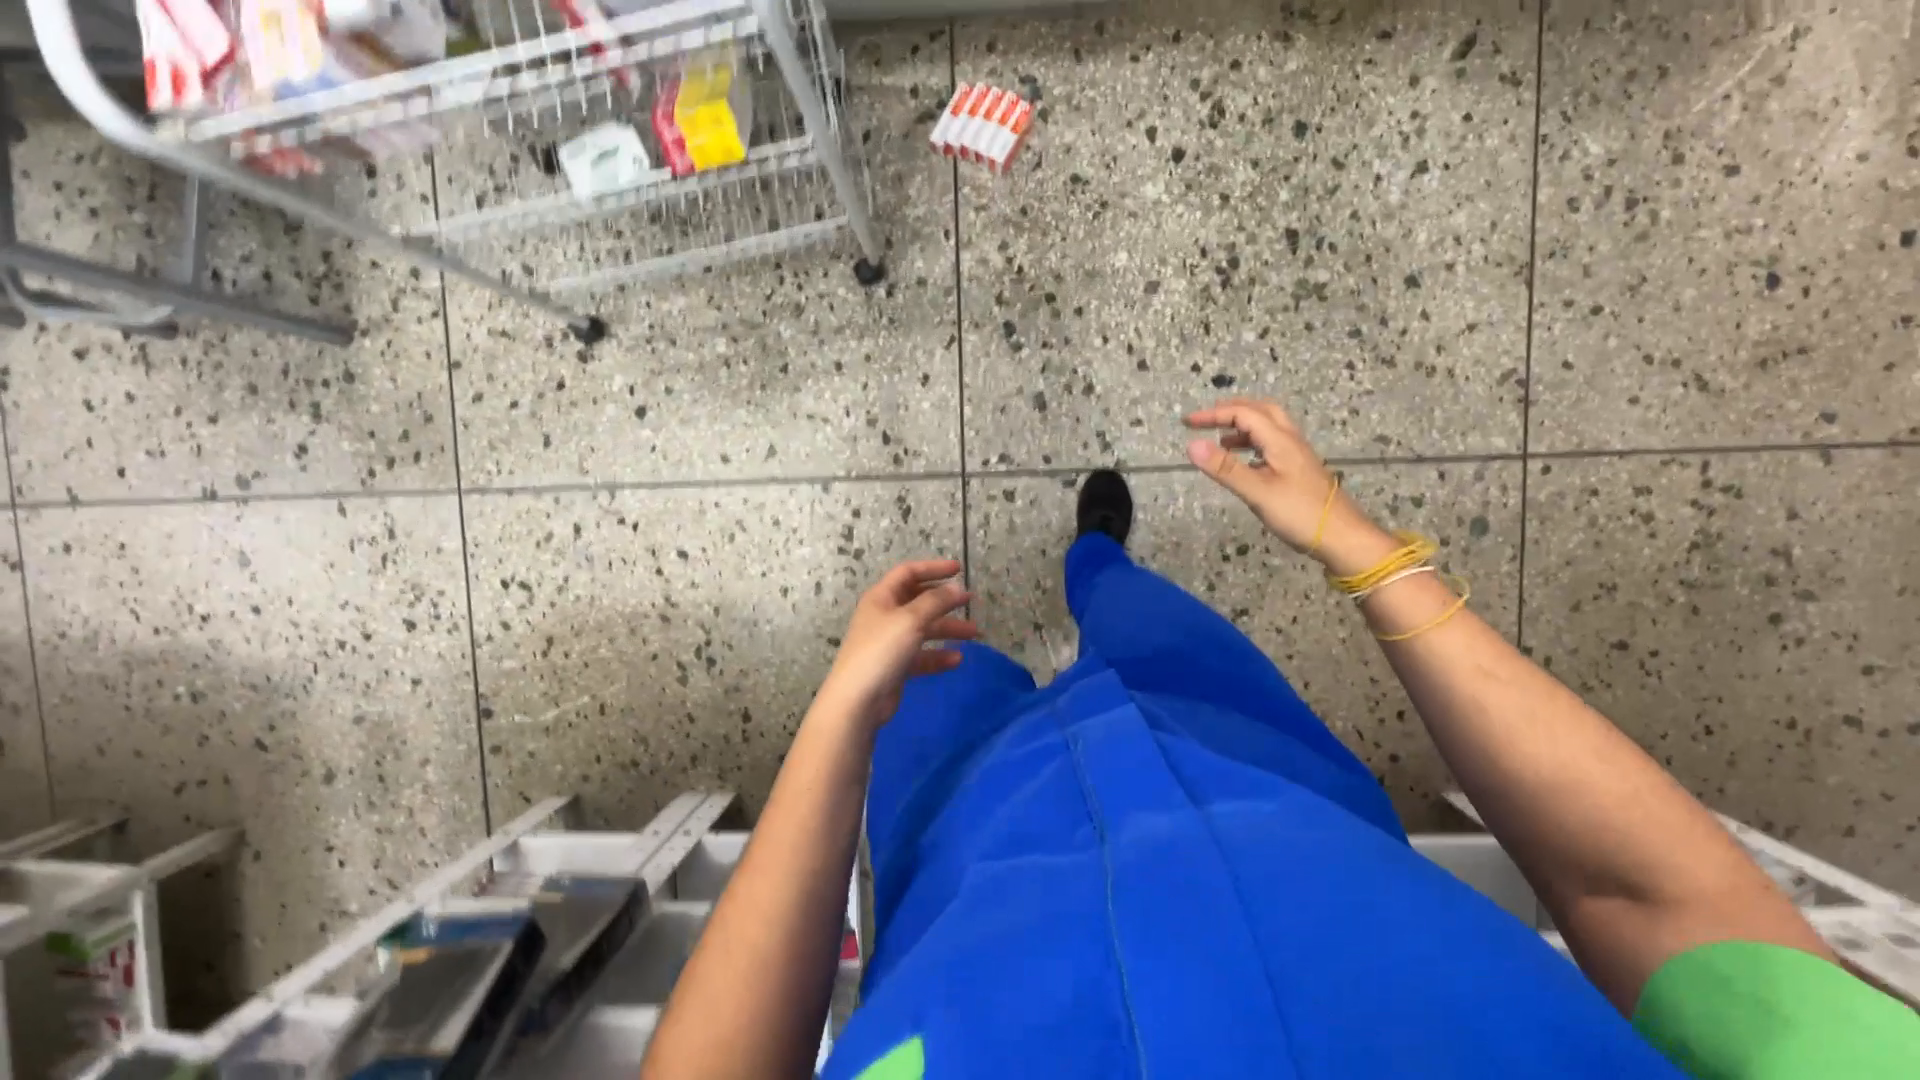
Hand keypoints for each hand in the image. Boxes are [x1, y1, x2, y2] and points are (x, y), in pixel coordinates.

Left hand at [816, 559, 976, 732]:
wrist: (858, 700)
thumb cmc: (881, 651)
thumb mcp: (910, 620)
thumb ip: (936, 601)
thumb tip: (957, 588)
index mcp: (881, 598)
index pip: (908, 573)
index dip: (933, 568)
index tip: (958, 569)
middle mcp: (884, 616)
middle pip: (918, 601)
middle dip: (945, 601)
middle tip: (970, 602)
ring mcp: (889, 642)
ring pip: (923, 629)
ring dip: (947, 629)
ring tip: (974, 633)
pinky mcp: (895, 666)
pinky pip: (921, 655)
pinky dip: (938, 655)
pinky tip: (957, 660)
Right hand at [1184, 398, 1396, 575]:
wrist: (1343, 537)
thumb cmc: (1300, 514)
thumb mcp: (1257, 492)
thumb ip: (1225, 468)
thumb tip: (1192, 445)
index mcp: (1280, 441)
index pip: (1243, 414)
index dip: (1213, 414)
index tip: (1187, 423)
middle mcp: (1290, 441)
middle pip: (1260, 410)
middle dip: (1230, 410)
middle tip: (1205, 420)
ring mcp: (1297, 455)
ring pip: (1269, 426)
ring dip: (1242, 426)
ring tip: (1220, 440)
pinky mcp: (1299, 470)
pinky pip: (1273, 444)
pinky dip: (1253, 443)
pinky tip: (1245, 462)